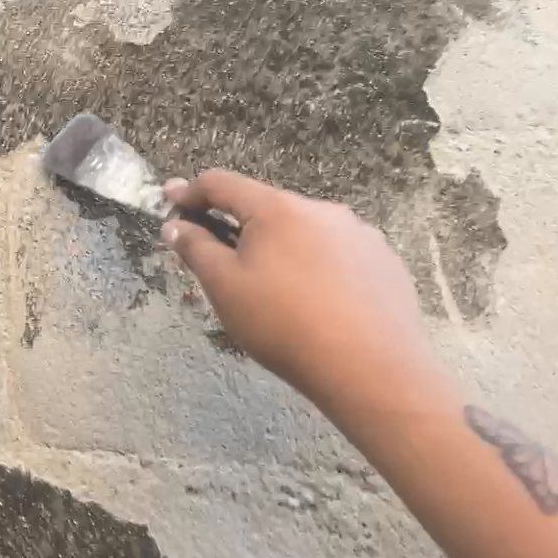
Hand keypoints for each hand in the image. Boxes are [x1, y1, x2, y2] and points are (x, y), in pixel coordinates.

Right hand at [161, 171, 453, 416]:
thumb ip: (194, 247)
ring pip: (301, 229)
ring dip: (277, 244)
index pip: (221, 183)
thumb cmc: (285, 324)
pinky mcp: (386, 263)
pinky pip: (335, 251)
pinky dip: (313, 263)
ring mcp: (360, 235)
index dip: (189, 192)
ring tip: (270, 285)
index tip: (171, 204)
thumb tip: (175, 226)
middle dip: (235, 225)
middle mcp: (321, 210)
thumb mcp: (223, 285)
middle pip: (263, 205)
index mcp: (277, 209)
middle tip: (218, 257)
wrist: (376, 374)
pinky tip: (313, 299)